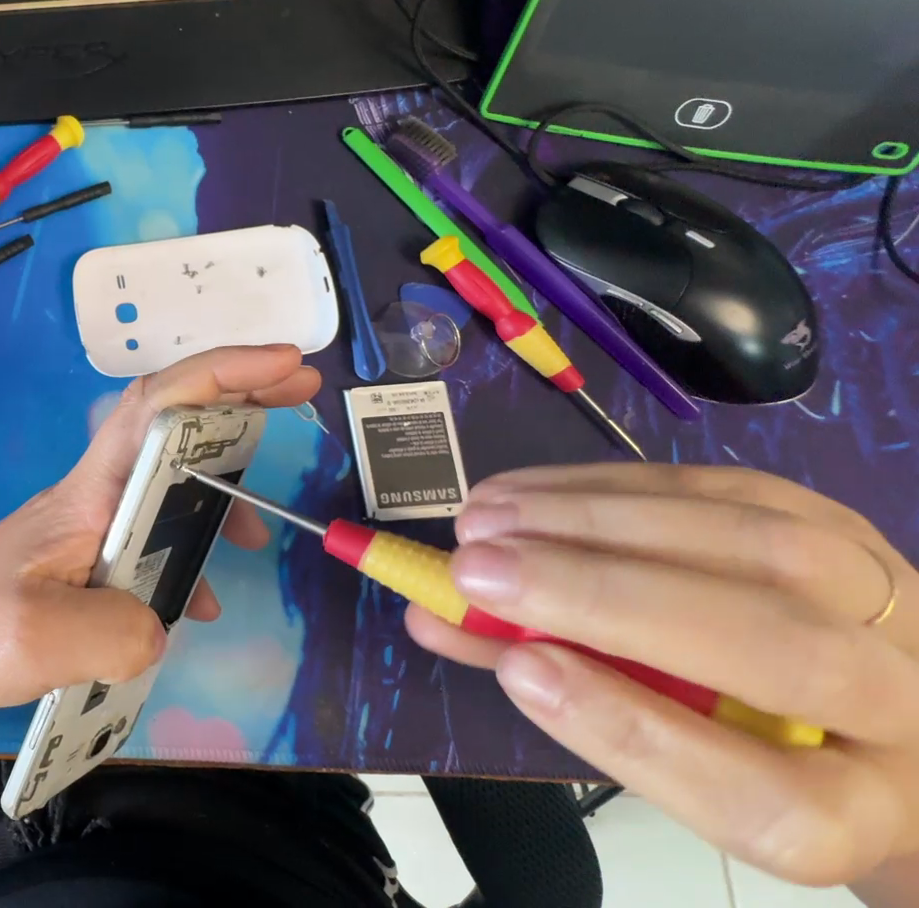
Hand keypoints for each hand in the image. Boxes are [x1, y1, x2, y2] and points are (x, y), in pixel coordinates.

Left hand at [0, 345, 320, 711]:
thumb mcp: (45, 639)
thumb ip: (118, 632)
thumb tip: (162, 623)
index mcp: (89, 493)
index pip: (155, 408)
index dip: (221, 374)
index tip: (283, 363)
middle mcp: (93, 495)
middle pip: (171, 428)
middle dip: (237, 403)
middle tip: (298, 398)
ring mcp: (87, 525)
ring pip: (167, 485)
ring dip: (220, 493)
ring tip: (258, 535)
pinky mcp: (82, 560)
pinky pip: (149, 539)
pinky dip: (186, 555)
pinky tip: (198, 599)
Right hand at [407, 463, 918, 887]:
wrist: (861, 694)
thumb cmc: (731, 737)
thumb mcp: (650, 745)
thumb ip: (549, 686)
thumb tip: (430, 619)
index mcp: (862, 815)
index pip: (772, 802)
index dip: (638, 734)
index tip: (518, 671)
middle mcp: (910, 713)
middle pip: (781, 651)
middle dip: (602, 596)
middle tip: (472, 569)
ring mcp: (895, 605)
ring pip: (757, 546)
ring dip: (590, 520)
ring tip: (478, 519)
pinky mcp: (842, 526)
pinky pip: (725, 490)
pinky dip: (603, 485)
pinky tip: (518, 491)